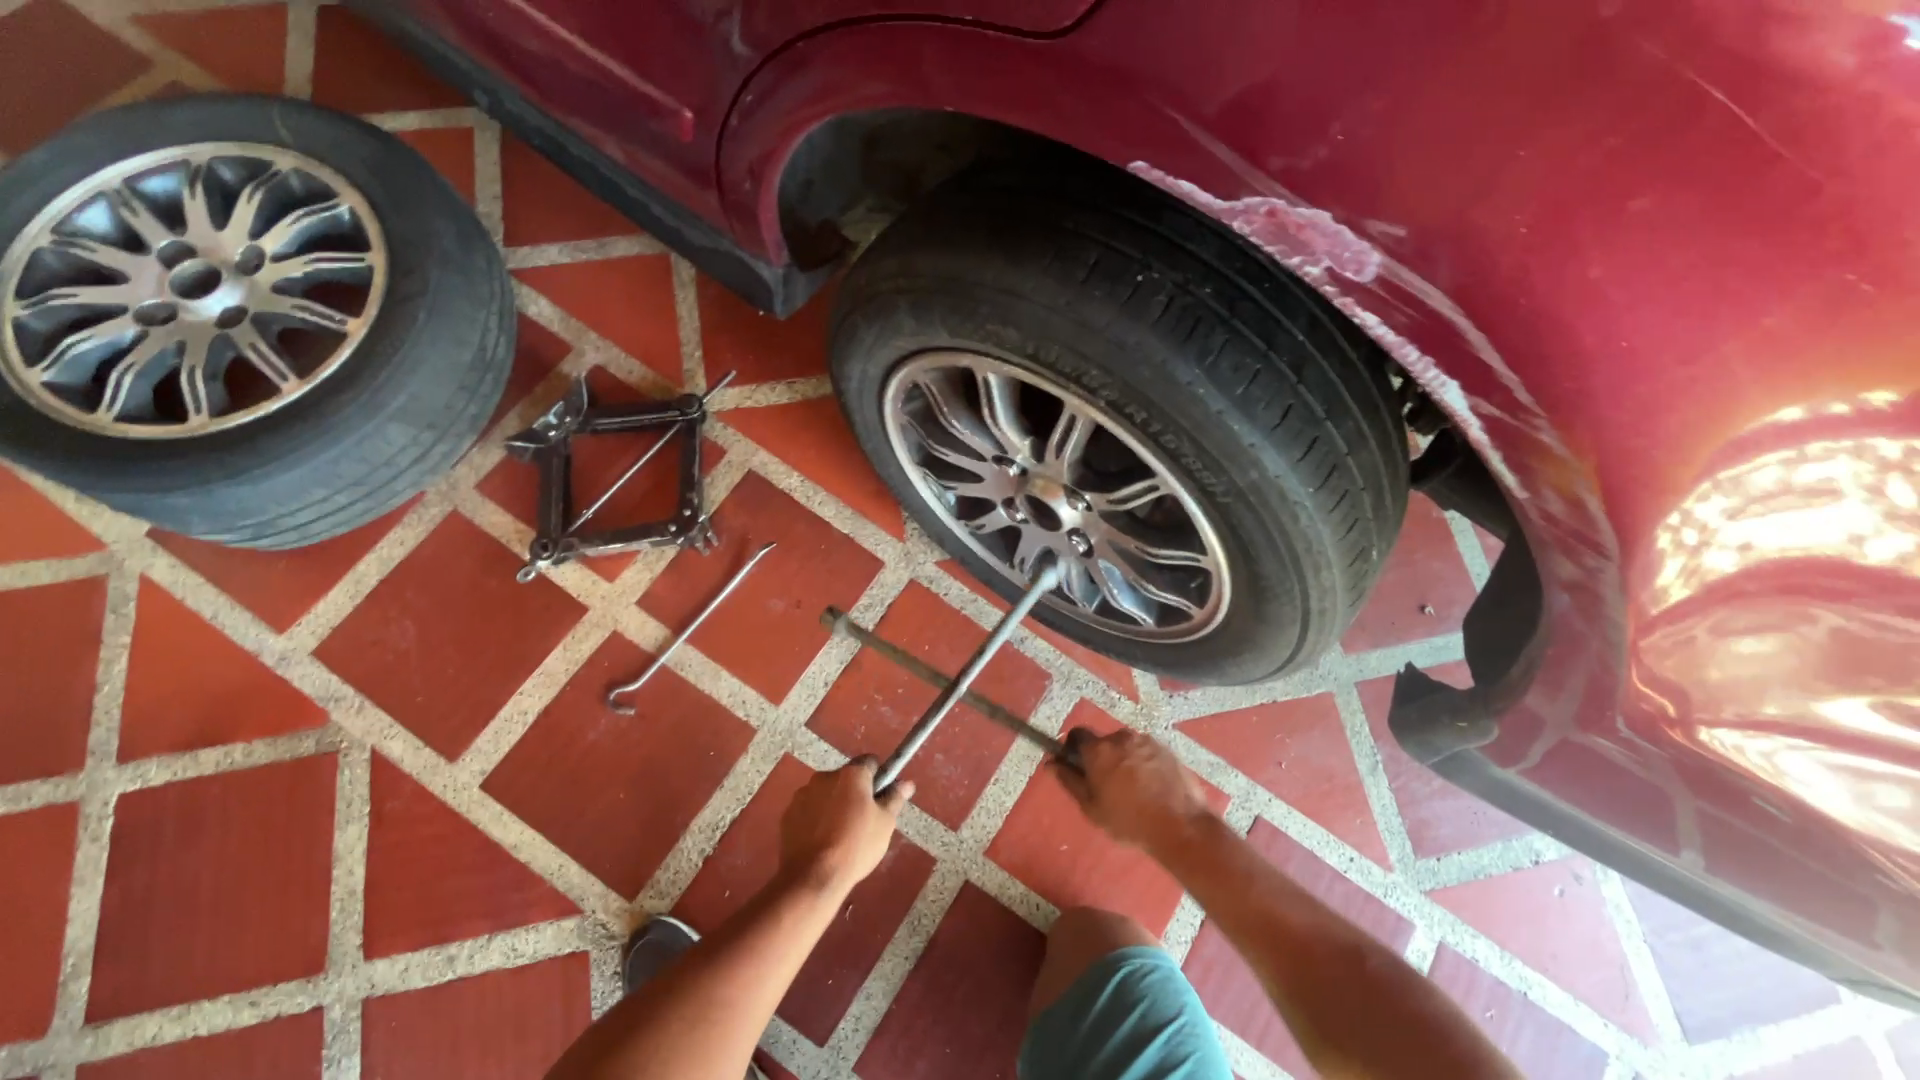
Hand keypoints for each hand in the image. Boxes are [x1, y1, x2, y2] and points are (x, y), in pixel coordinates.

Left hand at [779, 758, 911, 893]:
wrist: (813, 876)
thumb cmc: (856, 846)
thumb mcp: (885, 824)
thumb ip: (895, 799)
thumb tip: (907, 783)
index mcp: (851, 775)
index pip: (869, 762)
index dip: (878, 778)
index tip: (880, 799)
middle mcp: (825, 776)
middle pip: (846, 779)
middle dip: (854, 794)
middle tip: (862, 821)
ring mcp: (803, 794)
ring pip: (825, 794)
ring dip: (833, 805)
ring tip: (839, 835)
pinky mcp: (787, 813)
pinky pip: (808, 809)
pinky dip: (815, 819)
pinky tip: (821, 841)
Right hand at [1053, 729, 1212, 852]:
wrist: (1180, 825)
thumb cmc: (1128, 820)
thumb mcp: (1091, 807)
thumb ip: (1069, 781)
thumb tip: (1051, 763)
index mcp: (1098, 749)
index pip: (1077, 735)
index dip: (1074, 749)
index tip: (1078, 768)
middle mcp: (1122, 737)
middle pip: (1104, 742)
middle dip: (1102, 758)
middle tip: (1107, 786)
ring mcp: (1147, 741)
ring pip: (1127, 747)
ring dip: (1124, 761)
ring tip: (1133, 790)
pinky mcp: (1167, 749)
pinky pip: (1147, 752)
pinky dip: (1144, 764)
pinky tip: (1151, 788)